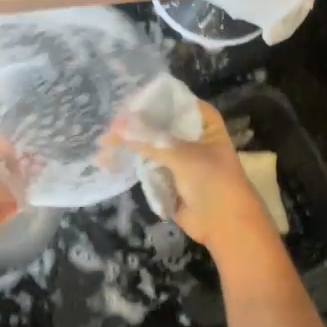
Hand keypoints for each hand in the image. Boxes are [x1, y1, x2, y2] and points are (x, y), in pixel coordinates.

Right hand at [108, 102, 276, 255]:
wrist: (225, 226)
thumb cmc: (213, 182)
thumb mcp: (183, 156)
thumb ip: (149, 140)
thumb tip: (116, 127)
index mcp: (202, 121)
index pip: (172, 100)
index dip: (148, 99)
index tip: (122, 100)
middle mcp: (189, 134)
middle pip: (156, 122)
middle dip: (132, 124)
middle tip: (107, 124)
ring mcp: (177, 155)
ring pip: (148, 144)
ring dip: (127, 143)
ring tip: (102, 144)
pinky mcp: (166, 175)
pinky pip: (145, 164)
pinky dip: (129, 161)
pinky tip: (107, 159)